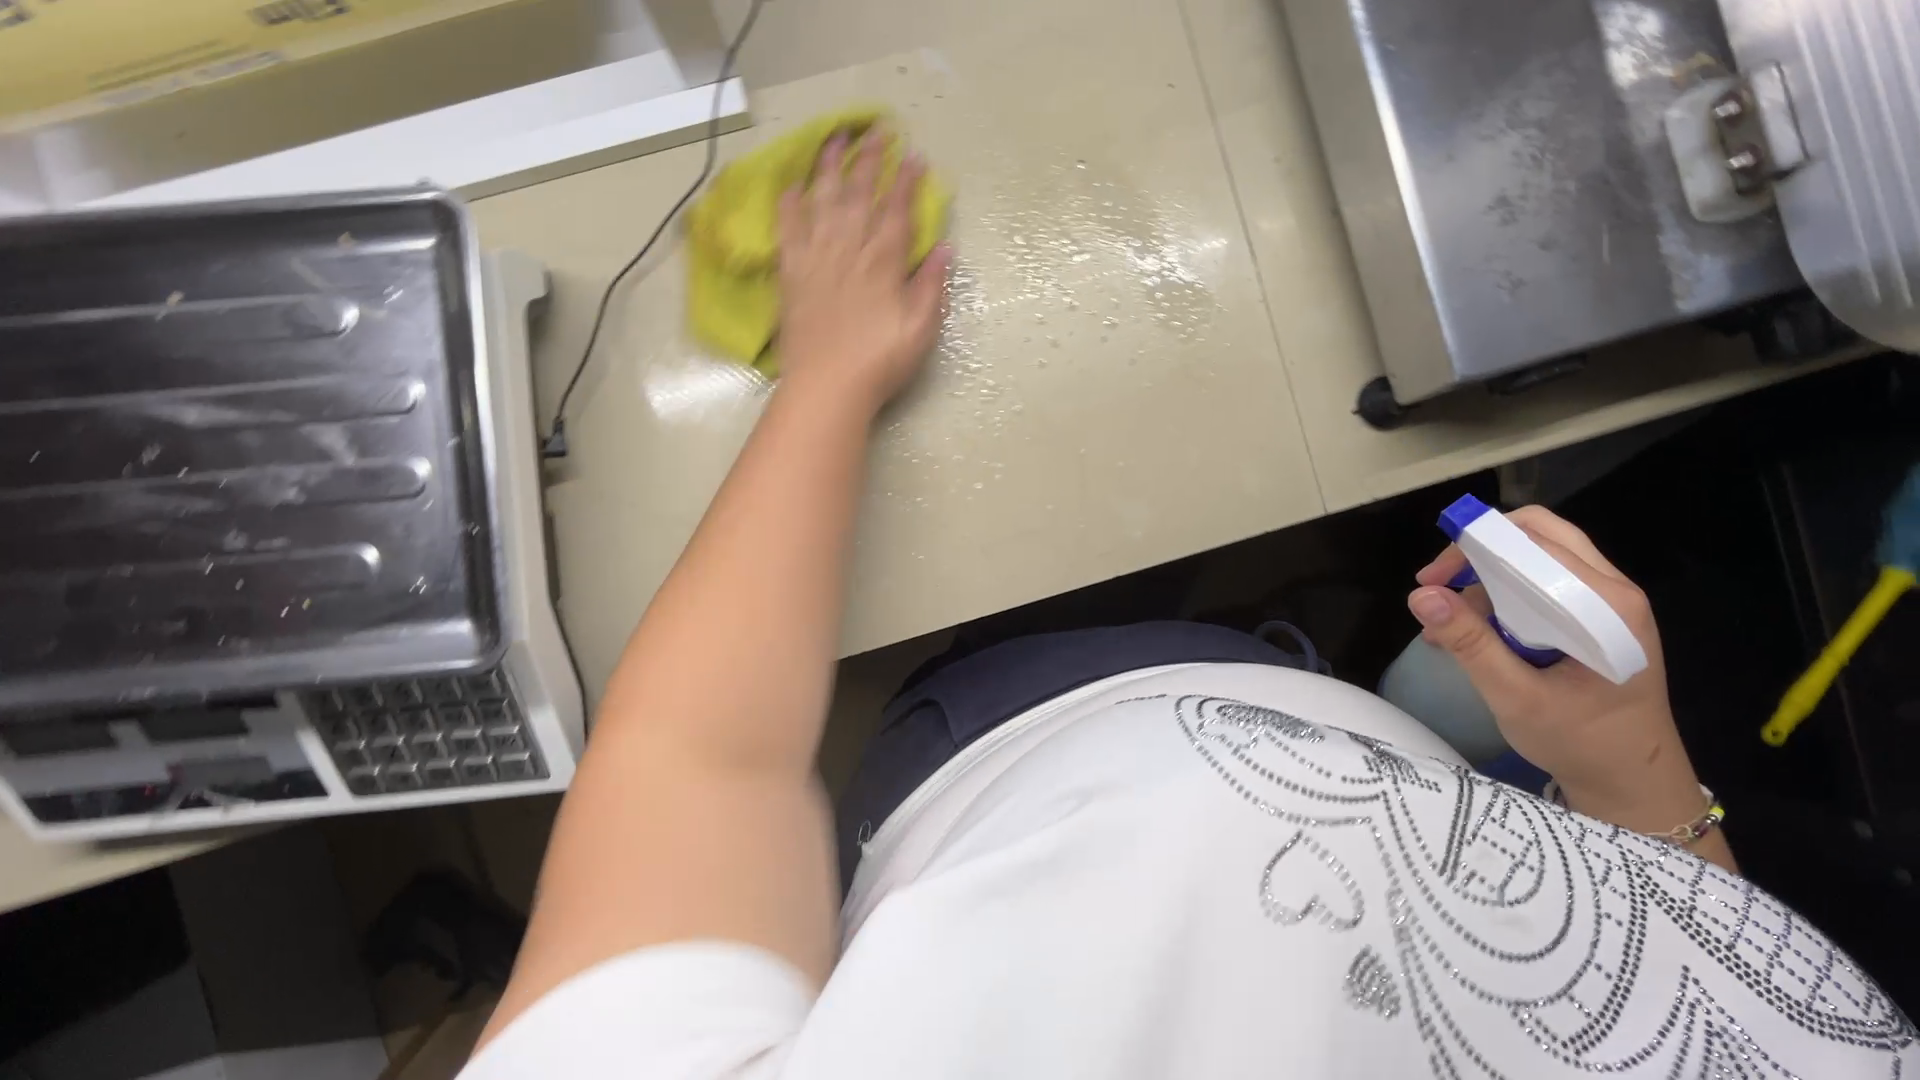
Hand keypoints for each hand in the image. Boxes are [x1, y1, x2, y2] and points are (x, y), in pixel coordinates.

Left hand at [776, 131, 952, 415]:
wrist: (826, 387)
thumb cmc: (880, 362)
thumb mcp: (921, 329)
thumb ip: (932, 287)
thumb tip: (945, 250)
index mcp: (884, 262)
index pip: (897, 211)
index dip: (907, 181)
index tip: (914, 155)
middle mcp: (849, 250)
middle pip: (860, 194)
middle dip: (870, 159)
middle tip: (878, 131)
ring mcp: (816, 259)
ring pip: (823, 201)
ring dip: (830, 167)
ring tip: (835, 139)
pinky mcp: (791, 275)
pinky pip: (788, 230)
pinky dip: (790, 206)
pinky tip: (793, 187)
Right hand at [1406, 506, 1705, 832]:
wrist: (1633, 785)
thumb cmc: (1580, 742)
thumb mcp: (1515, 697)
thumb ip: (1470, 643)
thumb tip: (1421, 596)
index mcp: (1605, 604)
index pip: (1533, 541)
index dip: (1474, 546)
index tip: (1429, 579)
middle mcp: (1613, 592)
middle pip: (1538, 537)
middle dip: (1478, 553)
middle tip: (1435, 587)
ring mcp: (1608, 605)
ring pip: (1538, 560)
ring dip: (1487, 579)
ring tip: (1449, 622)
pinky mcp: (1597, 620)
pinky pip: (1544, 586)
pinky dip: (1503, 598)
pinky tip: (1475, 633)